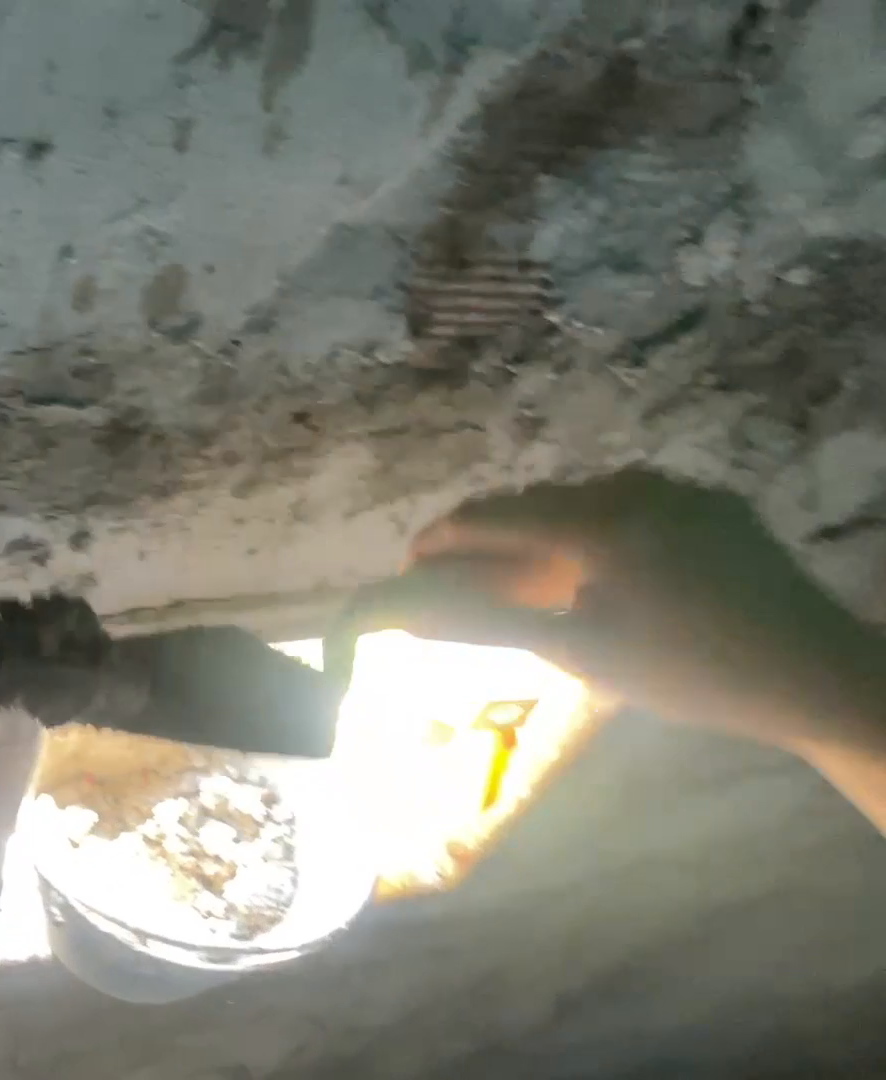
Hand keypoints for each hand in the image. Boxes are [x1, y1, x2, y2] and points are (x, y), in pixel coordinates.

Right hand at [351, 468, 885, 751]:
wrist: (822, 681)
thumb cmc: (686, 673)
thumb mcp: (574, 650)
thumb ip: (484, 623)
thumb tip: (407, 617)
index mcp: (595, 525)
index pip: (486, 518)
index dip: (437, 541)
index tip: (409, 569)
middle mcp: (629, 490)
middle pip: (522, 503)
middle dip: (479, 538)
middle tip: (455, 579)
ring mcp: (672, 490)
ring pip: (565, 499)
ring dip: (526, 531)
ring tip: (514, 576)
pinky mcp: (704, 501)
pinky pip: (615, 500)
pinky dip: (577, 525)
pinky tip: (579, 562)